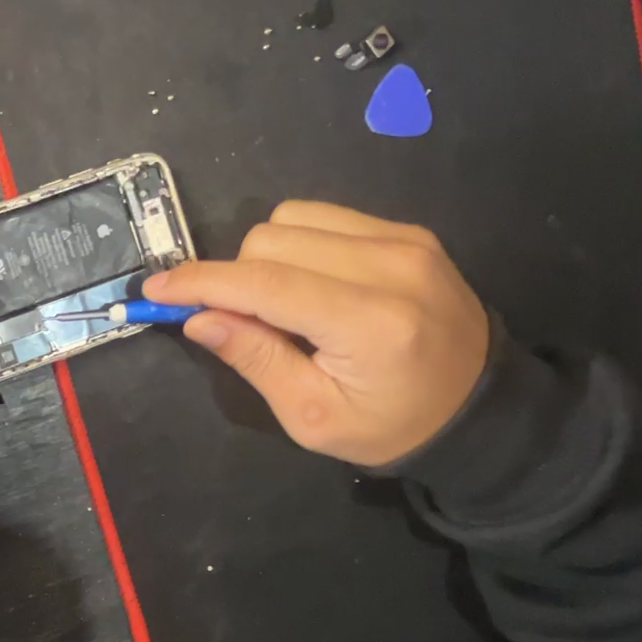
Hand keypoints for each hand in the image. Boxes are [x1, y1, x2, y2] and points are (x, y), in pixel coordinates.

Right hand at [143, 201, 489, 465]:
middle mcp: (389, 267)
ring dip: (264, 257)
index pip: (263, 284)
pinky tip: (310, 280)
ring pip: (289, 218)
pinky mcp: (408, 231)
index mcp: (368, 324)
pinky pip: (322, 215)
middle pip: (269, 241)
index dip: (200, 282)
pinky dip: (296, 244)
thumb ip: (255, 359)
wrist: (485, 410)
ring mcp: (403, 240)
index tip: (156, 288)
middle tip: (242, 320)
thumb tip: (197, 318)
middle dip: (234, 278)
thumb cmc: (392, 426)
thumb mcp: (313, 417)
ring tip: (281, 302)